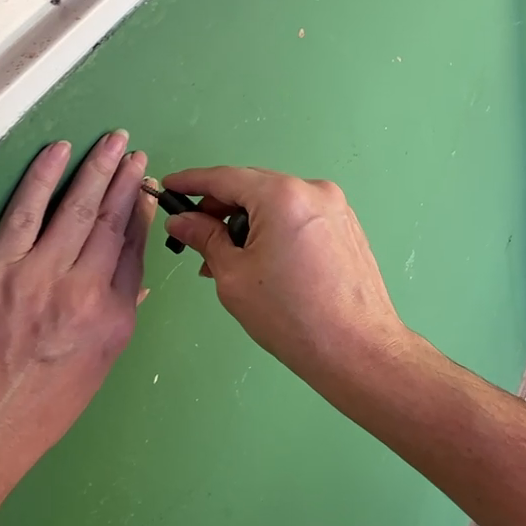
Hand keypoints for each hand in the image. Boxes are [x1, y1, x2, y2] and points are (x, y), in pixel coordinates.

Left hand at [0, 131, 154, 491]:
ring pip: (78, 209)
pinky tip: (59, 152)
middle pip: (111, 223)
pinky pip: (26, 212)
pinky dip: (44, 177)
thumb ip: (115, 321)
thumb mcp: (93, 372)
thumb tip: (133, 285)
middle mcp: (87, 291)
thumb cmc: (32, 415)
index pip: (133, 253)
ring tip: (113, 142)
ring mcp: (42, 275)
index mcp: (115, 319)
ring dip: (98, 169)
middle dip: (126, 183)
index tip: (142, 192)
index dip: (139, 216)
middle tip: (136, 153)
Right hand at [161, 167, 408, 379]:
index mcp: (283, 195)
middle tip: (194, 235)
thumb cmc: (290, 315)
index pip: (225, 177)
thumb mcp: (233, 276)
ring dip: (248, 222)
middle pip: (254, 186)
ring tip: (226, 260)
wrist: (356, 348)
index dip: (192, 182)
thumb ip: (205, 238)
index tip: (169, 187)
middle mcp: (313, 190)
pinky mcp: (347, 226)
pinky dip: (275, 229)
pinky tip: (261, 261)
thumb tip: (182, 220)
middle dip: (220, 207)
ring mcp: (336, 207)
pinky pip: (300, 216)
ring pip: (278, 203)